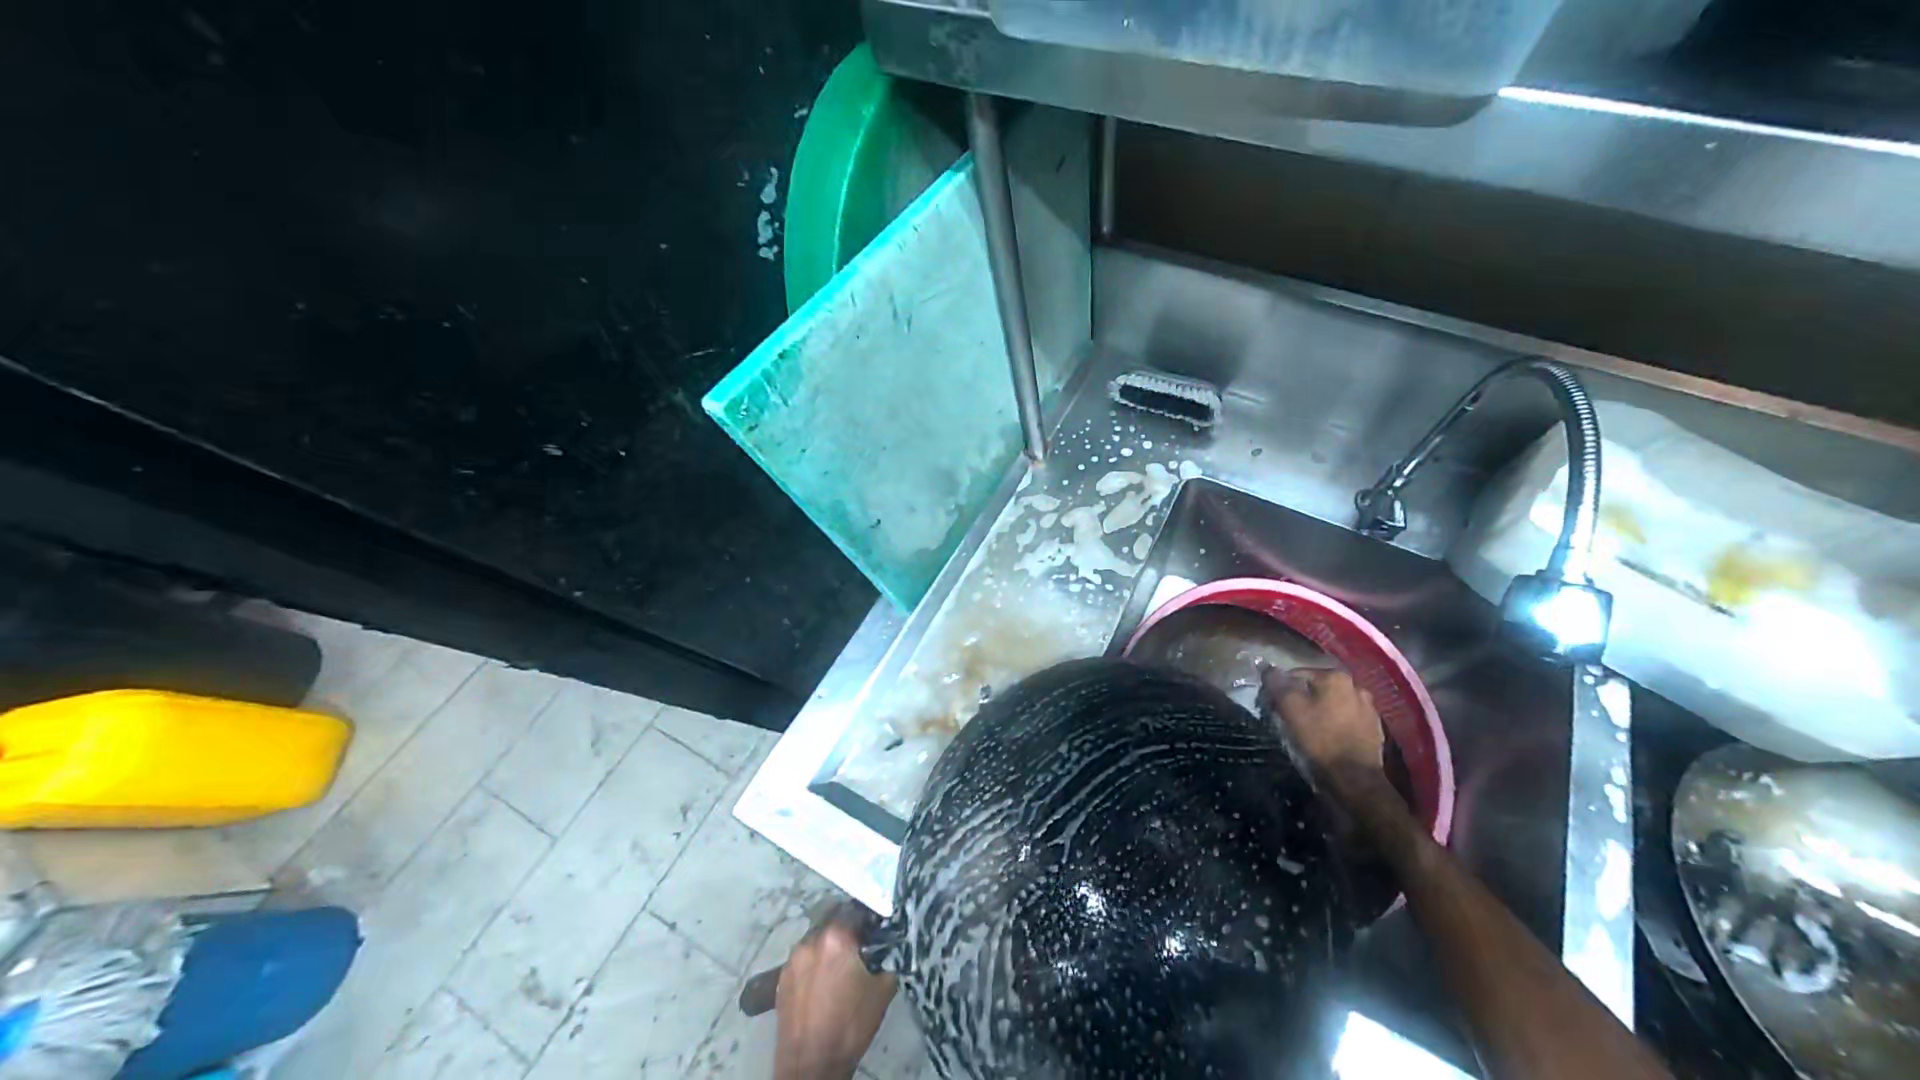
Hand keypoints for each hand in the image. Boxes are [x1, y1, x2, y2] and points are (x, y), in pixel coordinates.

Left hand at [774, 904, 897, 1079]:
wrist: (811, 1065)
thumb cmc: (850, 1025)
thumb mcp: (883, 988)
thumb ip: (886, 957)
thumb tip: (888, 944)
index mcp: (836, 937)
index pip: (856, 911)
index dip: (868, 919)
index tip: (876, 930)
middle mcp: (810, 940)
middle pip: (833, 923)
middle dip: (846, 933)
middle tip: (859, 950)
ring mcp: (792, 959)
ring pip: (816, 942)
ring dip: (828, 949)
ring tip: (839, 970)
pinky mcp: (781, 978)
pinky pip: (803, 960)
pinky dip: (814, 965)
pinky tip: (822, 984)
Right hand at [1263, 667, 1385, 787]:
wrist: (1354, 778)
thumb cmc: (1319, 739)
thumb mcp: (1290, 708)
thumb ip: (1277, 684)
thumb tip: (1269, 669)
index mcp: (1335, 677)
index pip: (1297, 675)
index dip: (1280, 689)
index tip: (1272, 706)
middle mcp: (1356, 687)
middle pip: (1317, 688)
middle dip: (1302, 699)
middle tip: (1289, 718)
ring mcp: (1368, 708)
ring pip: (1332, 703)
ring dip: (1319, 710)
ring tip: (1308, 729)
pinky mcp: (1374, 728)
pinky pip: (1346, 718)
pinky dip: (1335, 723)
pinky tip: (1327, 737)